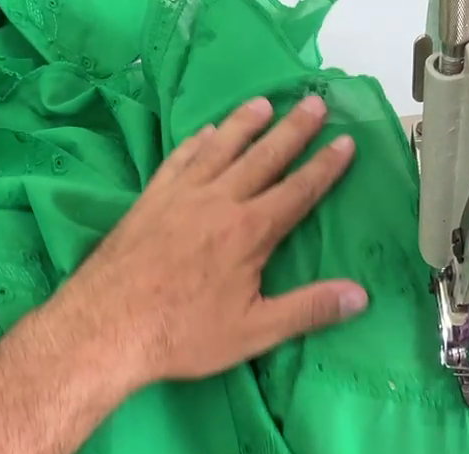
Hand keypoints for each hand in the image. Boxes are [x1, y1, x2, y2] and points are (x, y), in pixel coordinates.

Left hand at [42, 94, 367, 388]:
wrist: (108, 326)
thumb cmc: (185, 334)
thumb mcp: (255, 332)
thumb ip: (308, 310)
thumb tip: (360, 296)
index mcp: (250, 233)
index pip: (297, 191)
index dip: (325, 167)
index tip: (345, 142)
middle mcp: (218, 201)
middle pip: (263, 157)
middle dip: (292, 130)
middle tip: (314, 103)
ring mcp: (181, 196)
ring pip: (221, 148)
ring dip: (245, 124)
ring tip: (264, 104)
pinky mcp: (152, 200)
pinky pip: (181, 158)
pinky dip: (198, 141)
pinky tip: (206, 133)